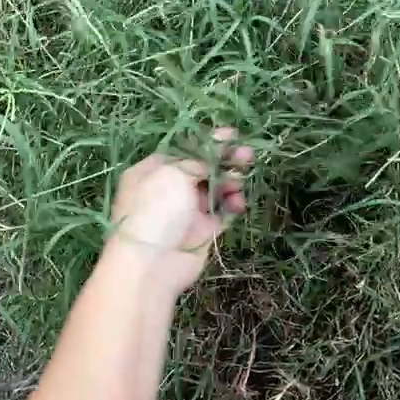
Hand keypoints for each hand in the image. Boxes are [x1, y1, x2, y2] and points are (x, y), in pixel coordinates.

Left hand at [104, 130, 252, 295]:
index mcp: (153, 171)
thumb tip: (214, 151)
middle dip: (225, 161)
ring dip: (230, 182)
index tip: (233, 136)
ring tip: (240, 181)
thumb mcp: (174, 173)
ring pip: (214, 190)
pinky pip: (222, 213)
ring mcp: (186, 212)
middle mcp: (168, 189)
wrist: (152, 264)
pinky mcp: (202, 231)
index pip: (184, 151)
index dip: (208, 143)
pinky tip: (239, 203)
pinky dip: (232, 206)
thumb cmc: (156, 210)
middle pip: (202, 169)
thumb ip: (197, 160)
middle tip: (247, 155)